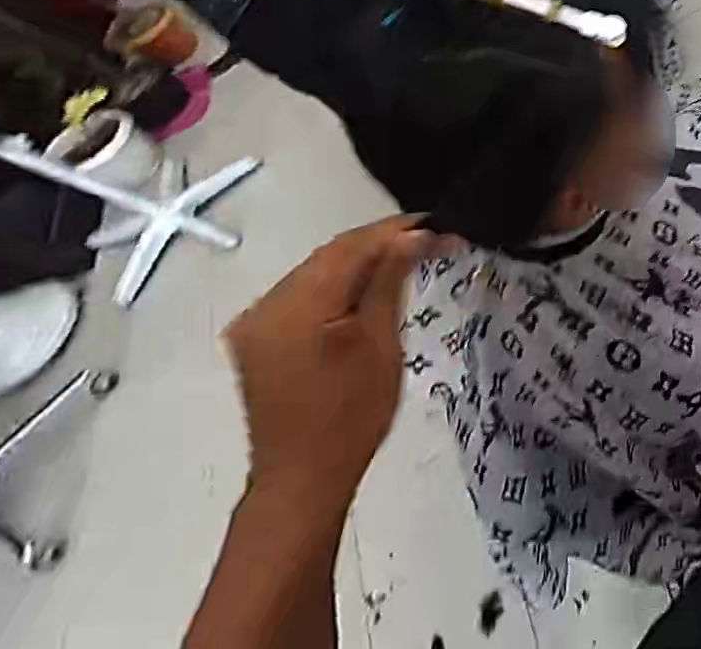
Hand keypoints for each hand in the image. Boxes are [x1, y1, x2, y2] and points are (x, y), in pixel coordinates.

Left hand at [222, 216, 436, 513]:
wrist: (304, 475)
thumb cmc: (353, 412)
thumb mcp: (381, 341)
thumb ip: (390, 280)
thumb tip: (413, 235)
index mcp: (295, 306)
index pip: (352, 247)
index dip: (398, 229)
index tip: (442, 224)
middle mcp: (265, 306)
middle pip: (332, 253)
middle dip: (384, 240)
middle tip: (436, 237)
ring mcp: (258, 322)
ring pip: (319, 269)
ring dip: (365, 257)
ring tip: (412, 254)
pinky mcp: (260, 336)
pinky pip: (306, 290)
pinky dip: (342, 279)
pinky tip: (373, 281)